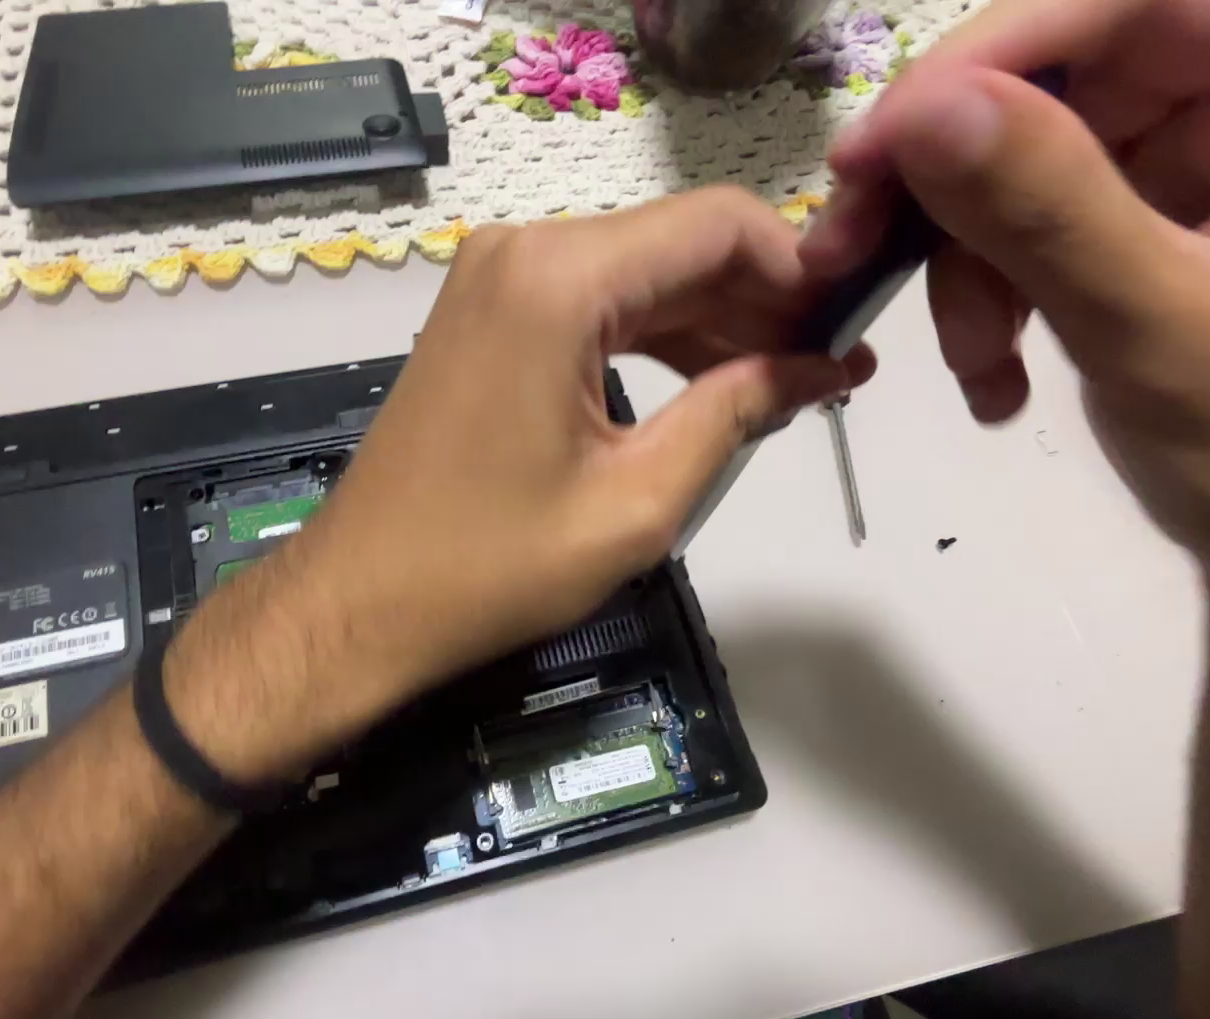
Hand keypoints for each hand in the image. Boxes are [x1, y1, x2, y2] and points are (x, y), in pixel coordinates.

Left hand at [174, 188, 862, 779]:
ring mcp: (494, 280)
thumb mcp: (636, 501)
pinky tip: (705, 385)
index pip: (719, 226)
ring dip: (711, 323)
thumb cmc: (492, 567)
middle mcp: (524, 250)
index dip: (799, 270)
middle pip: (677, 246)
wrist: (362, 601)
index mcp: (561, 278)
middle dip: (760, 301)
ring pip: (636, 277)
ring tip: (781, 385)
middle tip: (828, 368)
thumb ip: (736, 412)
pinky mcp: (483, 318)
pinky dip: (650, 339)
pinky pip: (589, 308)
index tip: (847, 330)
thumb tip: (822, 366)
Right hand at [803, 0, 1209, 686]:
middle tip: (855, 262)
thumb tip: (919, 110)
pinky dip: (990, 298)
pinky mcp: (1163, 211)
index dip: (984, 61)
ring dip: (966, 268)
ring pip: (1026, 158)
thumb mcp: (1162, 332)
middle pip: (1065, 77)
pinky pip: (1032, 223)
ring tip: (978, 367)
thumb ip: (1044, 211)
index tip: (865, 158)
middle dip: (950, 185)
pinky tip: (997, 376)